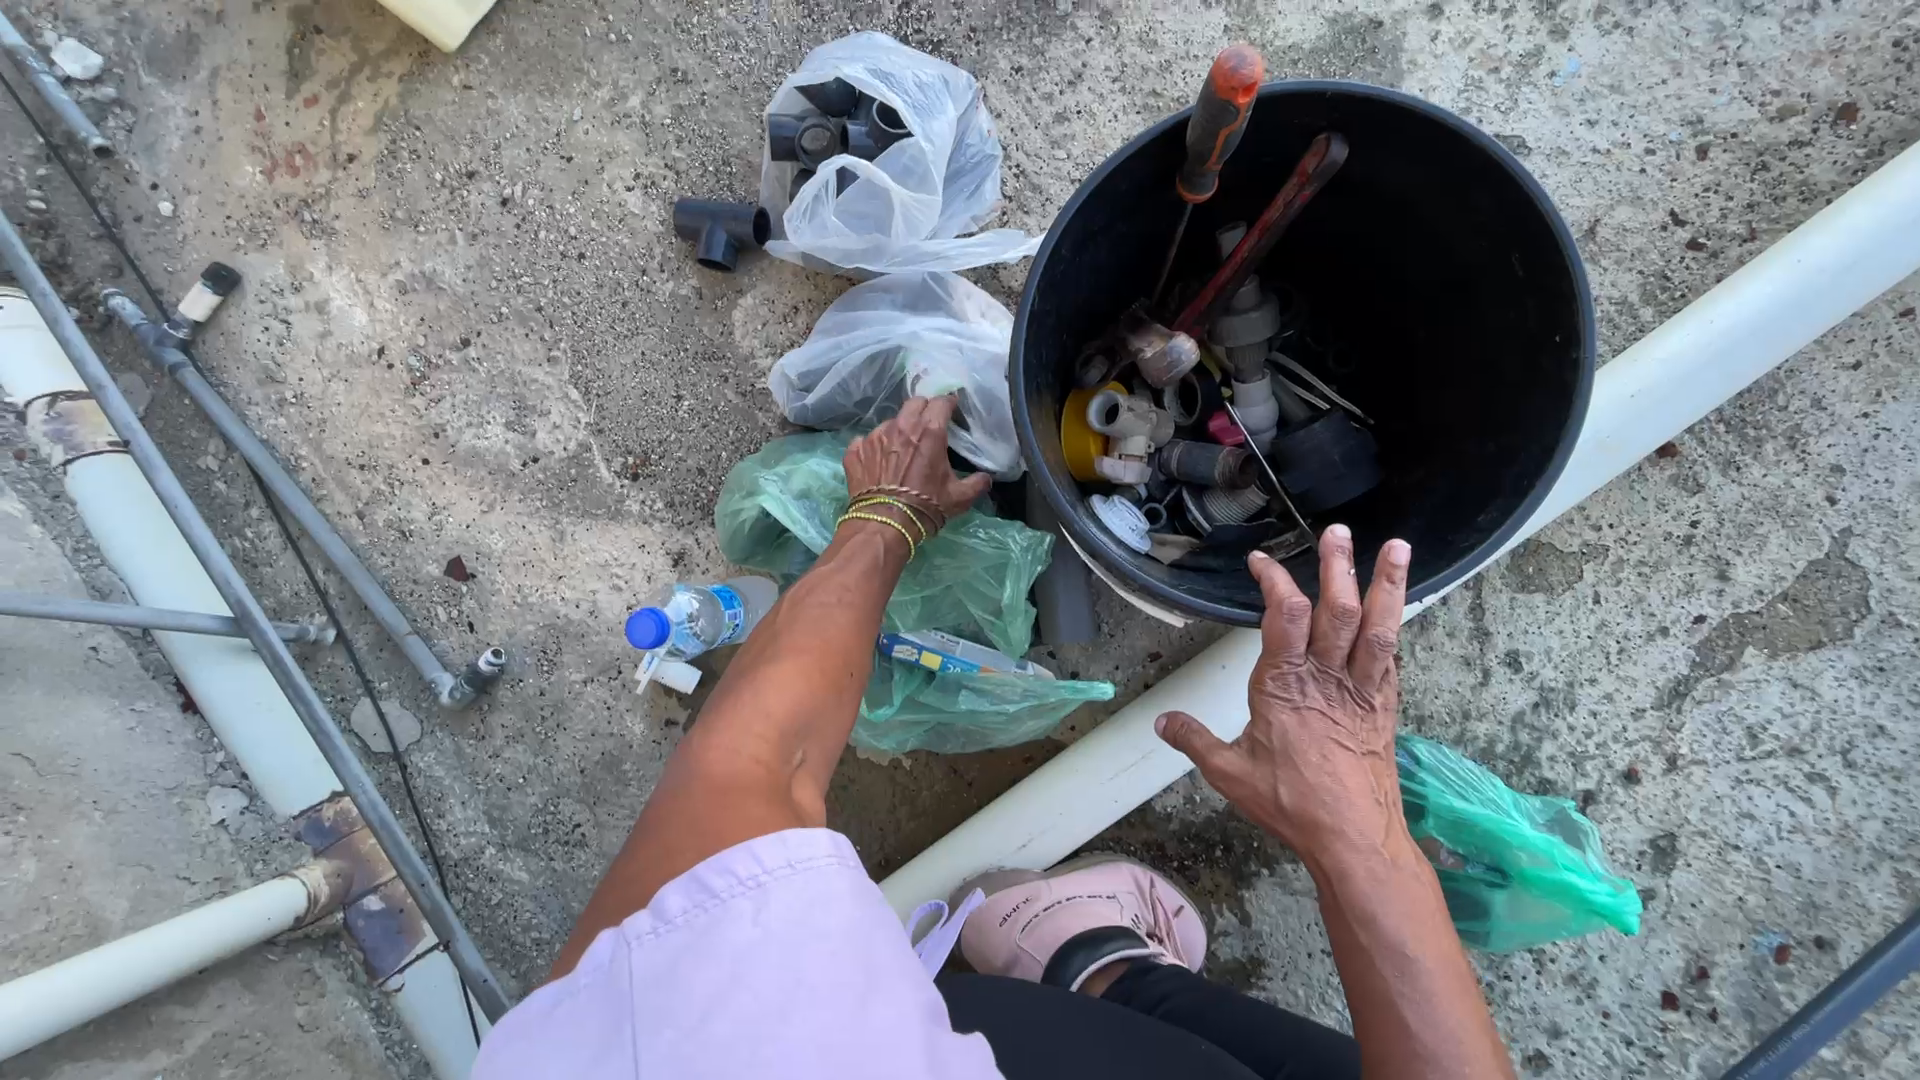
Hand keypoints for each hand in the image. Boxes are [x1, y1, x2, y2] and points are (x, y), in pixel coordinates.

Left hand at [842, 395, 992, 538]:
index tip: (952, 410)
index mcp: (930, 431)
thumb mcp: (959, 498)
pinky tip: (878, 464)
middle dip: (924, 410)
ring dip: (899, 431)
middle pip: (914, 403)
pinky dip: (875, 449)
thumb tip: (985, 478)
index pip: (941, 402)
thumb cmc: (925, 507)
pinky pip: (867, 441)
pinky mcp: (855, 450)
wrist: (884, 525)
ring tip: (901, 451)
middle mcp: (901, 426)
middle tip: (928, 426)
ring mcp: (874, 436)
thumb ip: (976, 484)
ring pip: (890, 422)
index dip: (948, 404)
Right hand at [1155, 525, 1413, 870]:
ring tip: (1395, 547)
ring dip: (1385, 584)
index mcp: (1283, 686)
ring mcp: (1360, 690)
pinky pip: (1391, 656)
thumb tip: (1160, 721)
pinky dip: (1395, 625)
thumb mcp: (1228, 772)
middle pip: (1336, 611)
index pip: (1282, 617)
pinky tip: (1398, 606)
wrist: (1354, 837)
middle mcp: (1325, 678)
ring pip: (1375, 626)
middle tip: (1337, 531)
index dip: (1273, 581)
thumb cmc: (1290, 802)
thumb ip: (1194, 739)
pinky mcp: (1383, 706)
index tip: (1261, 561)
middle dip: (1336, 567)